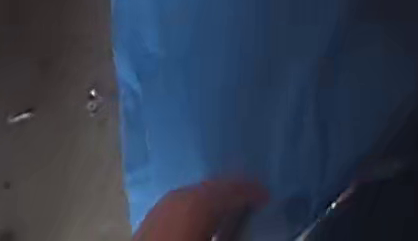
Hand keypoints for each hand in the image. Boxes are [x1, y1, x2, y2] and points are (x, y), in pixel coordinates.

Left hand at [134, 178, 266, 240]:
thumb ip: (232, 231)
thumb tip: (247, 222)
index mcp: (197, 201)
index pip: (232, 187)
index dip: (252, 190)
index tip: (267, 197)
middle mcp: (179, 194)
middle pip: (213, 188)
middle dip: (233, 195)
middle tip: (252, 203)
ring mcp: (161, 206)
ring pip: (196, 196)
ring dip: (214, 204)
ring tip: (230, 217)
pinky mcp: (150, 221)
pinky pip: (181, 207)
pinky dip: (197, 212)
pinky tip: (204, 226)